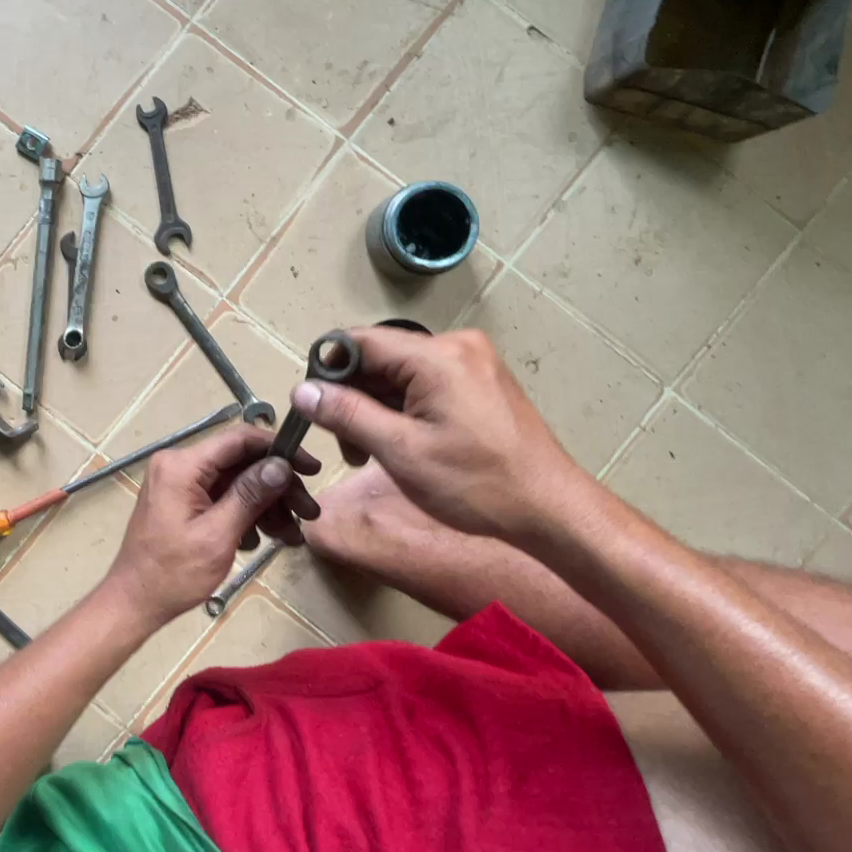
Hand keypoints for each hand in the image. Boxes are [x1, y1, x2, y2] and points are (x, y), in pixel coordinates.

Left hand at [103, 425, 321, 626]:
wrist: (135, 602)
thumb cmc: (173, 573)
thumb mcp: (217, 535)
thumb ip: (249, 496)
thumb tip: (281, 465)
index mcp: (181, 465)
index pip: (239, 439)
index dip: (279, 449)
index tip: (312, 468)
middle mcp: (179, 465)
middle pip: (241, 462)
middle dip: (278, 486)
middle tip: (309, 513)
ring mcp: (180, 483)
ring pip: (236, 481)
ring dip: (267, 505)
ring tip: (293, 535)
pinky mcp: (183, 500)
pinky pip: (223, 496)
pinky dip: (247, 514)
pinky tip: (264, 539)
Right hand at [290, 328, 594, 548]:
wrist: (551, 510)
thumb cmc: (475, 484)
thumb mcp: (400, 451)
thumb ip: (346, 414)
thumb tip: (301, 390)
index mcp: (437, 355)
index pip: (360, 341)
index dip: (327, 370)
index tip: (311, 408)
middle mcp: (455, 346)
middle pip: (380, 357)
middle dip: (352, 396)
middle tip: (343, 444)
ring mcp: (471, 362)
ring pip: (399, 373)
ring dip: (374, 407)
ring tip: (367, 452)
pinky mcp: (479, 381)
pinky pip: (424, 383)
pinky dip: (401, 409)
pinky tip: (396, 443)